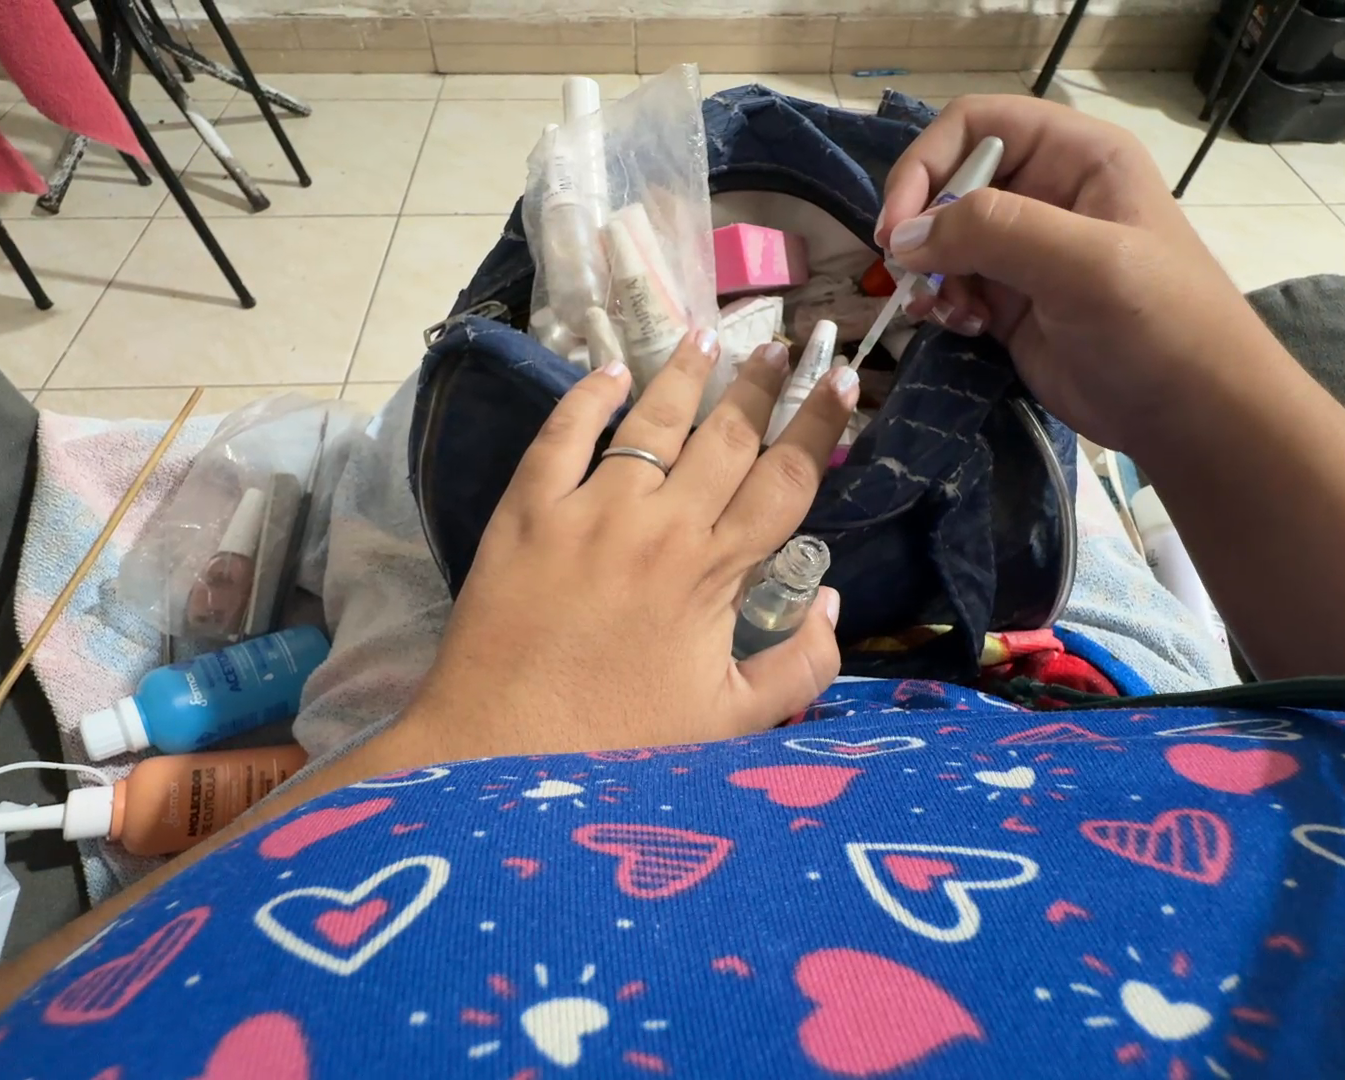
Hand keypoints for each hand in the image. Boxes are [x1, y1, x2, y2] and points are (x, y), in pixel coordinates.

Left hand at [400, 331, 860, 758]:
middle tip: (781, 345)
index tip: (842, 379)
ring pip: (652, 421)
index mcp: (714, 570)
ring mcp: (590, 509)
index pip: (785, 480)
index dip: (818, 425)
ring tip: (709, 334)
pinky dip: (587, 396)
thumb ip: (800, 667)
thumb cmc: (622, 743)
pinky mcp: (529, 510)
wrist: (502, 753)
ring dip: (686, 375)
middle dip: (761, 387)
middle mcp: (661, 522)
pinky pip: (563, 435)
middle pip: (726, 437)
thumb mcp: (731, 723)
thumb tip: (833, 602)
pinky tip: (610, 370)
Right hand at [876, 94, 1281, 453]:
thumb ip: (995, 233)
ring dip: (930, 278)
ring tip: (945, 313)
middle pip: (949, 186)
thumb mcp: (1082, 265)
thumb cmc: (1155, 325)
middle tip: (913, 282)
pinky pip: (953, 290)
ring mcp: (1024, 254)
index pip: (975, 126)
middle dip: (922, 233)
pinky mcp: (1010, 305)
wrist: (1186, 413)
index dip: (925, 167)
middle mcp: (1045, 195)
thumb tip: (904, 237)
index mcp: (1074, 157)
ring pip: (943, 244)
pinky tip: (964, 329)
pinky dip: (943, 308)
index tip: (896, 230)